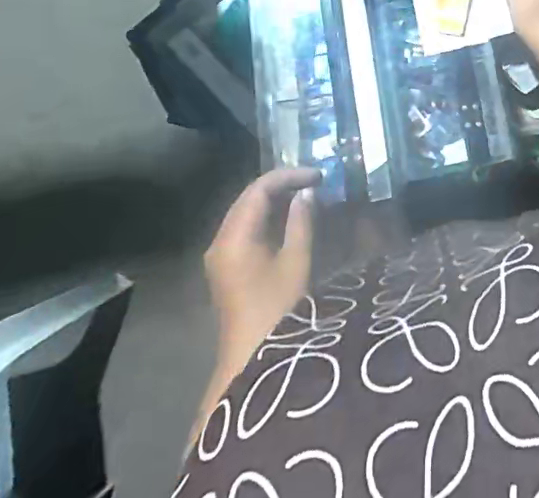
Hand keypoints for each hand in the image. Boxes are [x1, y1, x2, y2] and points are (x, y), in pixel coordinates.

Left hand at [204, 166, 321, 370]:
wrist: (249, 363)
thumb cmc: (276, 312)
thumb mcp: (295, 264)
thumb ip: (301, 223)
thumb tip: (307, 193)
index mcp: (233, 236)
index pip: (258, 189)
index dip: (289, 177)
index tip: (318, 176)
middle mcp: (220, 240)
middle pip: (248, 199)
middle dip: (281, 186)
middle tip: (314, 183)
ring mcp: (220, 255)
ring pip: (246, 214)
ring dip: (274, 203)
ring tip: (307, 197)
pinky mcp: (226, 268)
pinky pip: (245, 230)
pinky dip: (267, 220)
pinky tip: (290, 221)